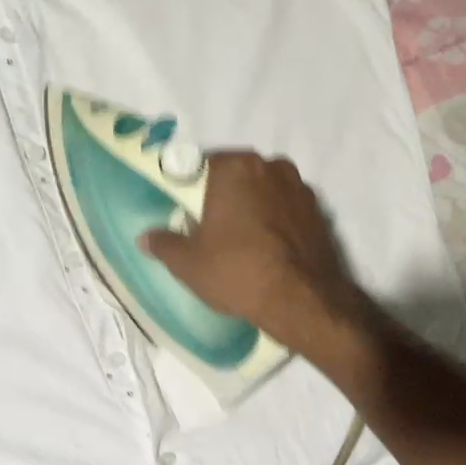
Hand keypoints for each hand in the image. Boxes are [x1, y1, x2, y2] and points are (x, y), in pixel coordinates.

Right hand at [142, 152, 371, 352]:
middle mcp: (272, 167)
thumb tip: (146, 237)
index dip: (190, 187)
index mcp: (236, 167)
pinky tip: (268, 251)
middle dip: (223, 196)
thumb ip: (164, 244)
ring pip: (265, 192)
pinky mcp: (319, 213)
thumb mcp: (188, 264)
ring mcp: (300, 188)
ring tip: (242, 243)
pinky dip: (276, 223)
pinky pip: (286, 211)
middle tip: (210, 229)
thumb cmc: (237, 272)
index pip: (202, 164)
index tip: (186, 211)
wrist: (301, 300)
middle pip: (237, 176)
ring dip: (252, 208)